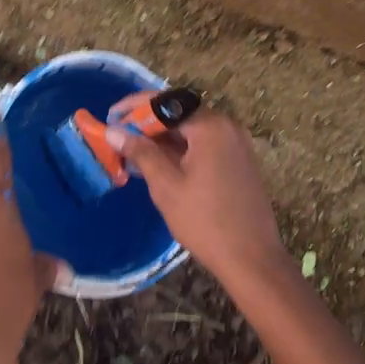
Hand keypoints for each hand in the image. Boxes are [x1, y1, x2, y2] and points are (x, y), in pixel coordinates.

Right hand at [105, 95, 282, 277]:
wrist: (253, 260)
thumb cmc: (206, 222)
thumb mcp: (166, 186)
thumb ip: (141, 153)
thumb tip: (114, 131)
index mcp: (210, 126)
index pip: (164, 103)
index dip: (134, 108)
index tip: (111, 117)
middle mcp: (226, 126)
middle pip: (179, 114)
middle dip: (147, 124)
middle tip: (120, 137)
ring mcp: (236, 143)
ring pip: (191, 130)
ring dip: (163, 139)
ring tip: (134, 153)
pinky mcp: (239, 160)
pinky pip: (204, 144)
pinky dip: (182, 149)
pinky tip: (161, 165)